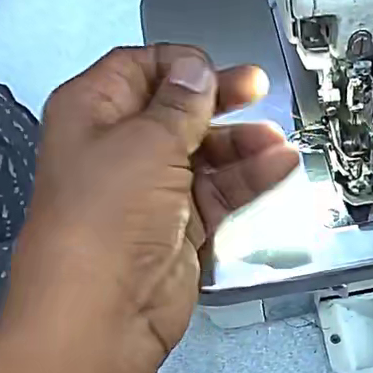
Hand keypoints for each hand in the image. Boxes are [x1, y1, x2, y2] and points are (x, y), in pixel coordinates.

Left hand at [1, 45, 300, 372]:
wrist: (107, 307)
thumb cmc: (107, 217)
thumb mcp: (145, 144)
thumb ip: (180, 105)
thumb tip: (195, 71)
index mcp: (94, 113)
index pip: (138, 69)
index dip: (179, 65)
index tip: (219, 68)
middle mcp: (123, 148)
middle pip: (178, 111)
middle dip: (219, 100)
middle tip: (258, 89)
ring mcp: (156, 190)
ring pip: (207, 154)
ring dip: (242, 144)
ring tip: (276, 141)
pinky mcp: (185, 225)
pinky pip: (222, 192)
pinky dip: (250, 179)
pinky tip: (278, 166)